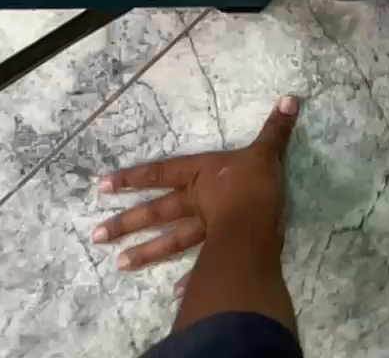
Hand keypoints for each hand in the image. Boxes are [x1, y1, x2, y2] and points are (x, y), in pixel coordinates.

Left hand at [92, 94, 300, 274]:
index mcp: (203, 174)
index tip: (102, 186)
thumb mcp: (266, 150)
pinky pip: (201, 264)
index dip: (134, 177)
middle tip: (97, 235)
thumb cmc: (254, 182)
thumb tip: (290, 98)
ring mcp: (204, 229)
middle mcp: (197, 201)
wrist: (257, 221)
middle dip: (128, 221)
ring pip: (170, 240)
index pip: (163, 172)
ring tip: (119, 265)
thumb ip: (276, 128)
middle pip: (158, 211)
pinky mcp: (217, 250)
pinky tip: (179, 290)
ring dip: (146, 252)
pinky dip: (191, 277)